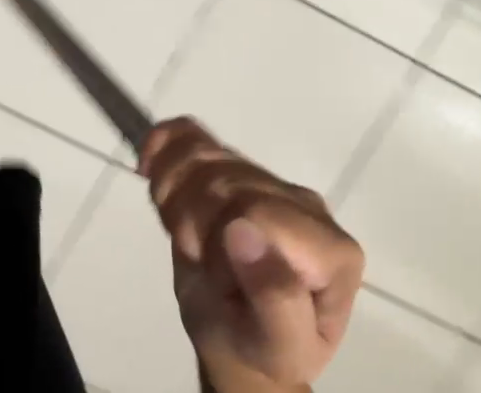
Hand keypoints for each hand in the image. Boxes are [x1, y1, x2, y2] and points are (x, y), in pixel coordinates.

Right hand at [140, 118, 363, 390]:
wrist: (239, 339)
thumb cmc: (259, 347)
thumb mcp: (275, 346)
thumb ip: (274, 296)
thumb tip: (245, 229)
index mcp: (330, 248)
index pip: (253, 208)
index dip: (215, 236)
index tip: (214, 276)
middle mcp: (308, 205)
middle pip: (222, 177)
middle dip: (190, 220)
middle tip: (198, 261)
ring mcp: (270, 180)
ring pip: (199, 153)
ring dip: (172, 194)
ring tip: (187, 235)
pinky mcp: (236, 166)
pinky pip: (190, 132)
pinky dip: (161, 145)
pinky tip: (149, 169)